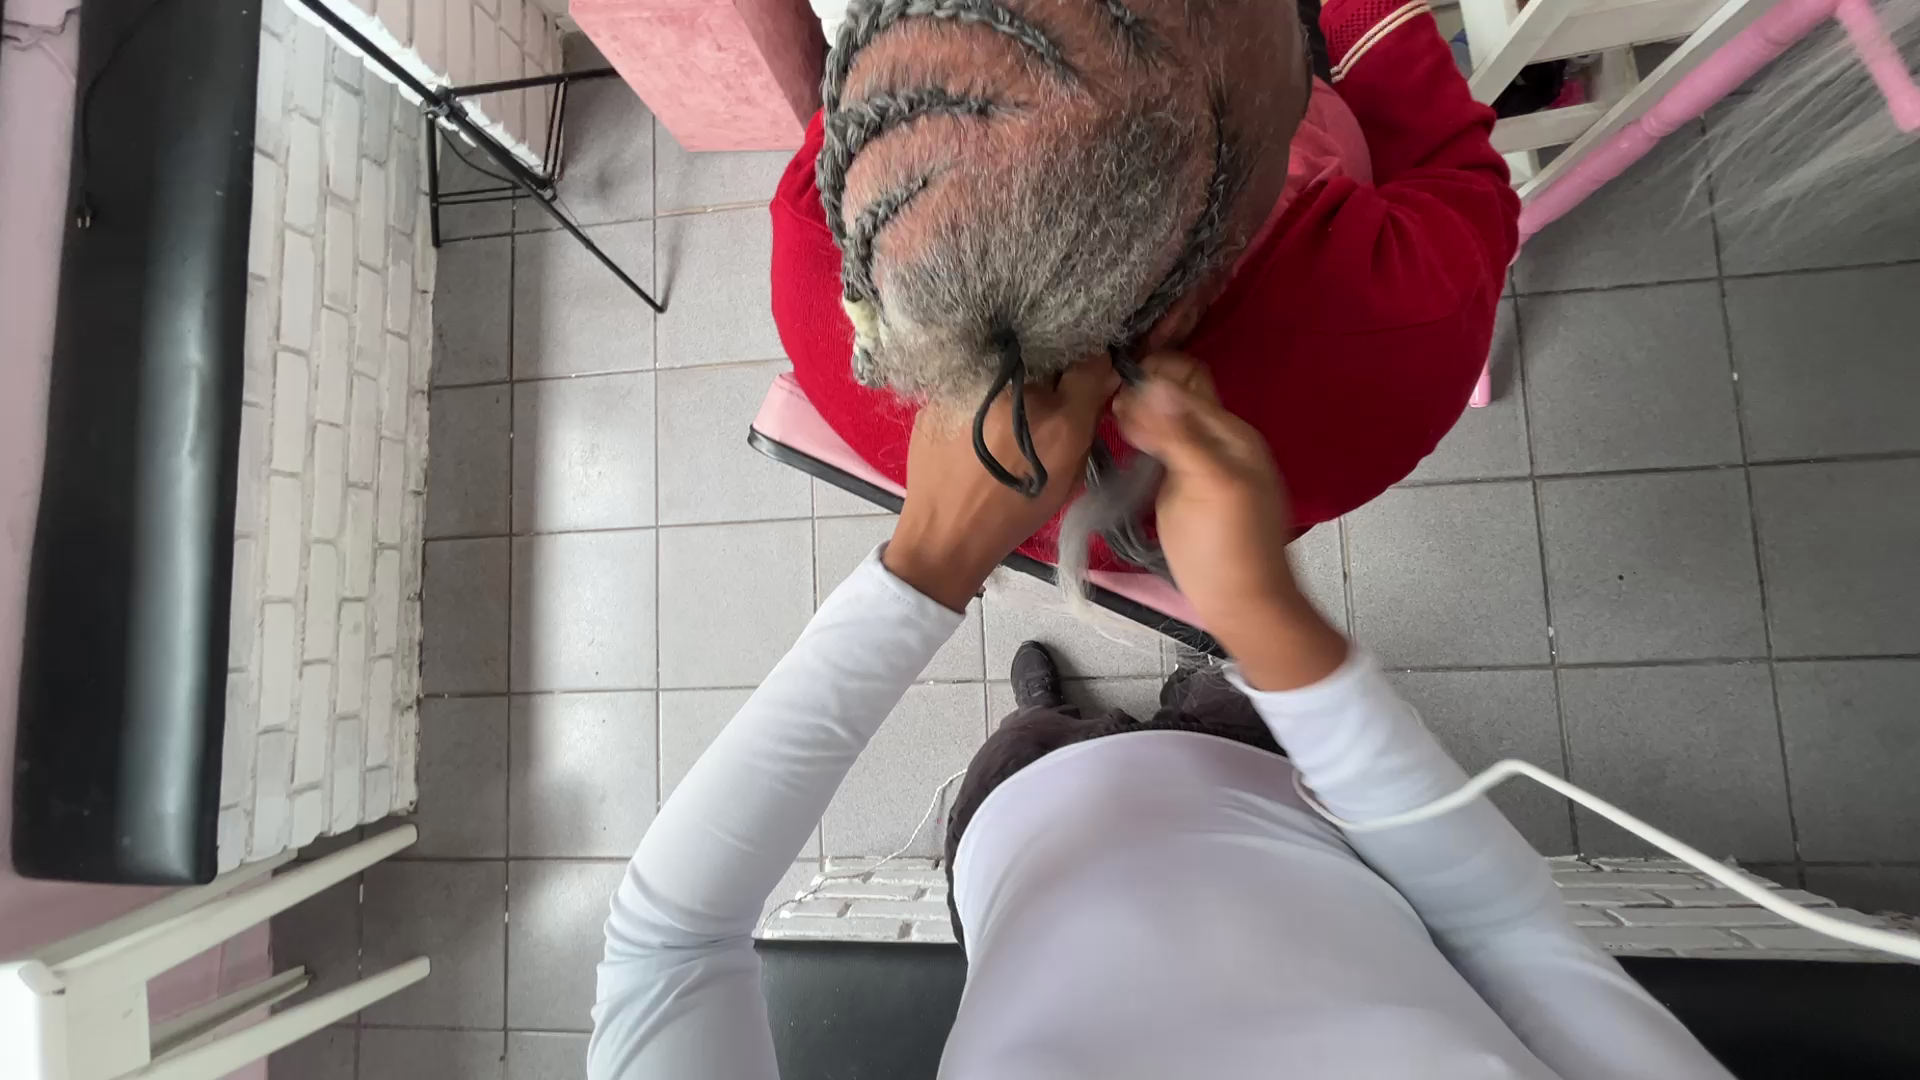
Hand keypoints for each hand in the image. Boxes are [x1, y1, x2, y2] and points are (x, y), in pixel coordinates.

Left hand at [886, 358, 1120, 610]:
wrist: (945, 533)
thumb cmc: (1012, 514)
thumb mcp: (1067, 480)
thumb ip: (1089, 427)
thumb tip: (1102, 382)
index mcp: (1060, 421)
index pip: (1092, 362)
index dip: (1092, 368)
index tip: (1085, 378)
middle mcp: (1020, 391)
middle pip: (1050, 354)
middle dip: (1054, 369)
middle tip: (1044, 394)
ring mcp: (977, 383)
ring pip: (1010, 358)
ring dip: (1016, 373)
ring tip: (1007, 402)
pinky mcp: (943, 387)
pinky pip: (974, 371)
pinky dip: (982, 384)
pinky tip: (977, 409)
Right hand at [1112, 355, 1347, 689]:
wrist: (1241, 605)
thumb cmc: (1225, 547)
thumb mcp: (1206, 484)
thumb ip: (1180, 433)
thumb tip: (1152, 382)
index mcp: (1231, 434)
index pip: (1188, 382)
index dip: (1152, 376)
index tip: (1113, 385)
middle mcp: (1219, 441)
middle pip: (1178, 398)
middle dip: (1144, 392)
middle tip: (1106, 406)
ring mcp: (1203, 465)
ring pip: (1169, 422)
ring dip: (1141, 414)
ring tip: (1109, 419)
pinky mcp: (1187, 488)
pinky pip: (1166, 448)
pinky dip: (1145, 438)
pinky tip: (1123, 442)